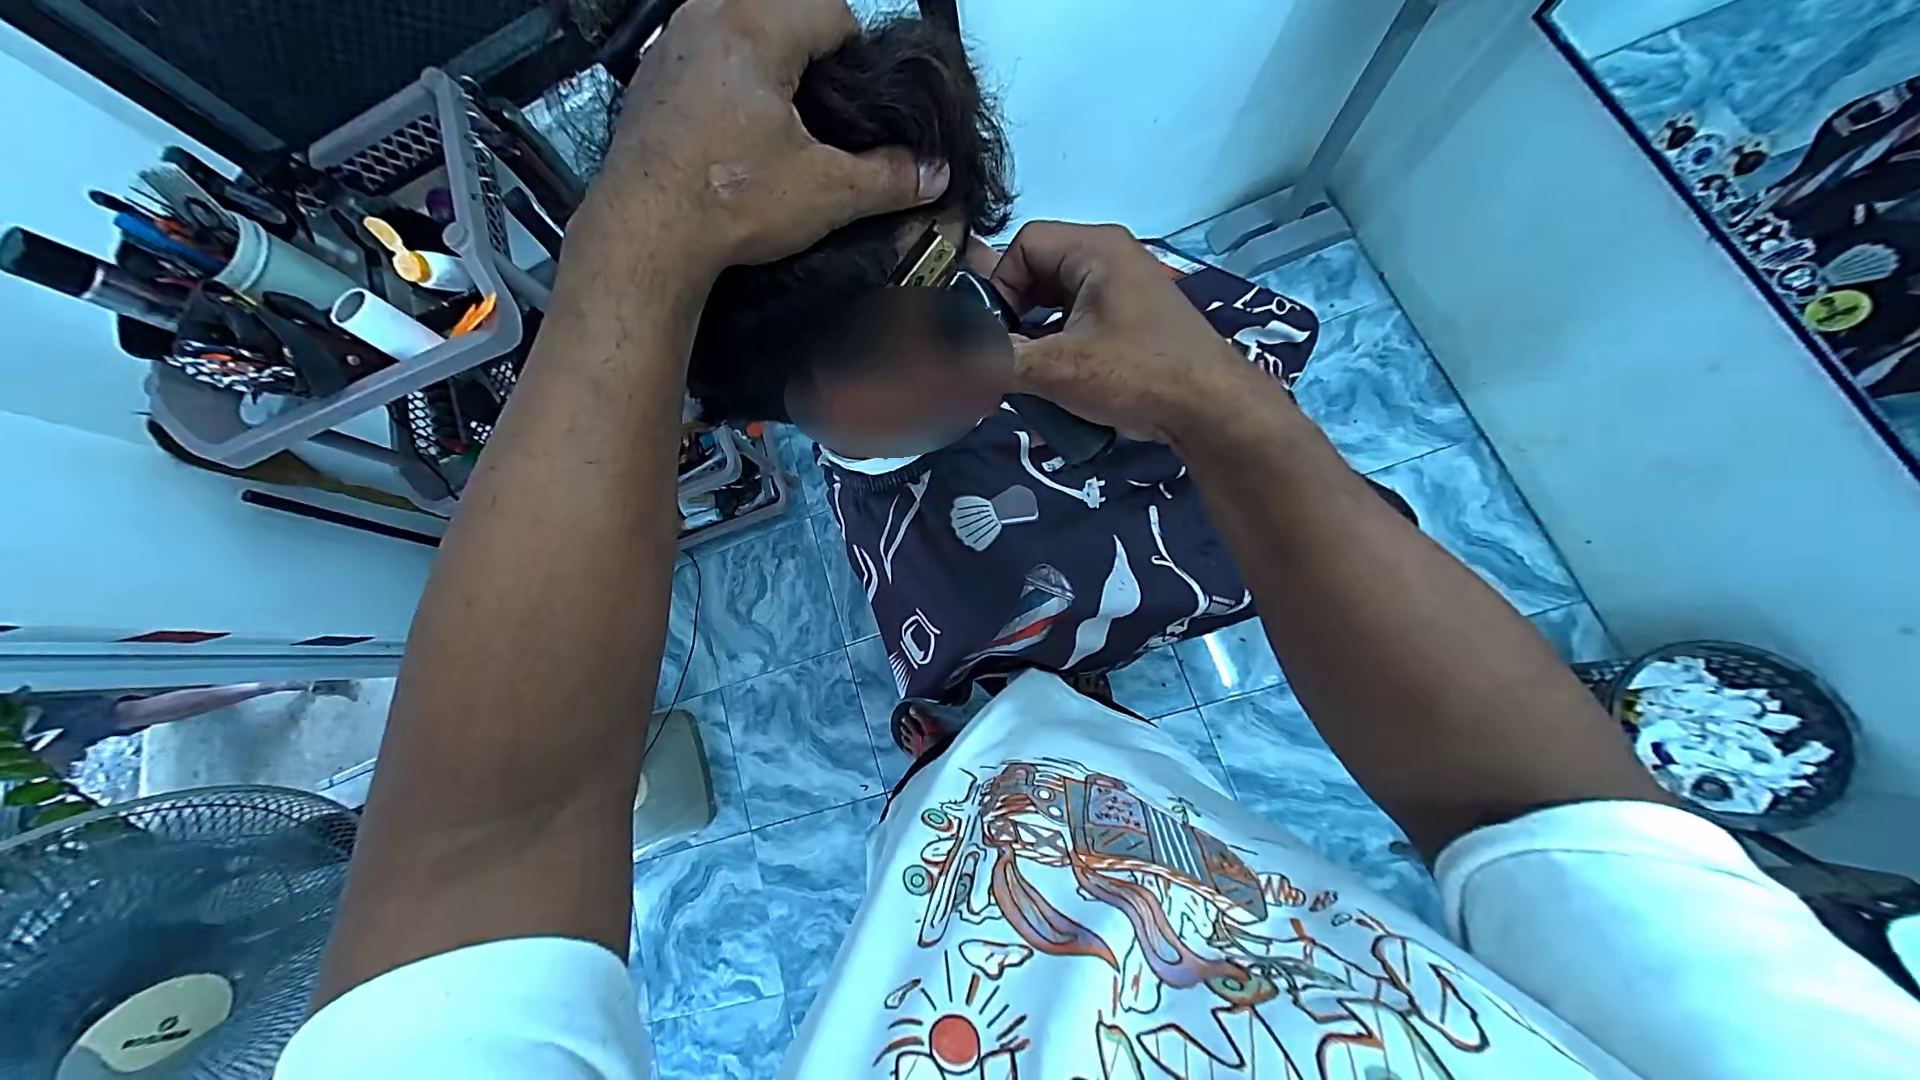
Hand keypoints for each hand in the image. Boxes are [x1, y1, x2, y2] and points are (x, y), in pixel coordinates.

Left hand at [581, 0, 951, 274]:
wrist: (647, 233)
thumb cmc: (736, 201)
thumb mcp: (827, 192)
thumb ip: (888, 178)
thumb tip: (937, 173)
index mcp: (757, 25)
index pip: (833, 12)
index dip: (860, 59)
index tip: (862, 108)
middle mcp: (707, 15)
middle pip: (784, 17)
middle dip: (814, 65)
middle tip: (826, 127)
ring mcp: (670, 44)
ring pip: (742, 37)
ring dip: (771, 74)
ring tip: (784, 133)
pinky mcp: (650, 80)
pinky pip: (707, 62)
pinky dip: (731, 87)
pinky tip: (737, 137)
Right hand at [989, 222, 1270, 442]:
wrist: (1211, 410)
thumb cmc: (1136, 374)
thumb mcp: (1059, 368)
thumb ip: (998, 360)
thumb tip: (950, 362)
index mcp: (1095, 250)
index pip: (1023, 246)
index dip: (998, 286)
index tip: (992, 331)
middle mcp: (1110, 261)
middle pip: (1038, 276)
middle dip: (1013, 319)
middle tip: (1002, 359)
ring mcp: (1123, 294)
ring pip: (1056, 307)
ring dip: (1033, 342)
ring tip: (1022, 379)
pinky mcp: (1130, 325)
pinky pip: (1077, 327)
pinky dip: (1058, 353)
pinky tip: (1050, 388)